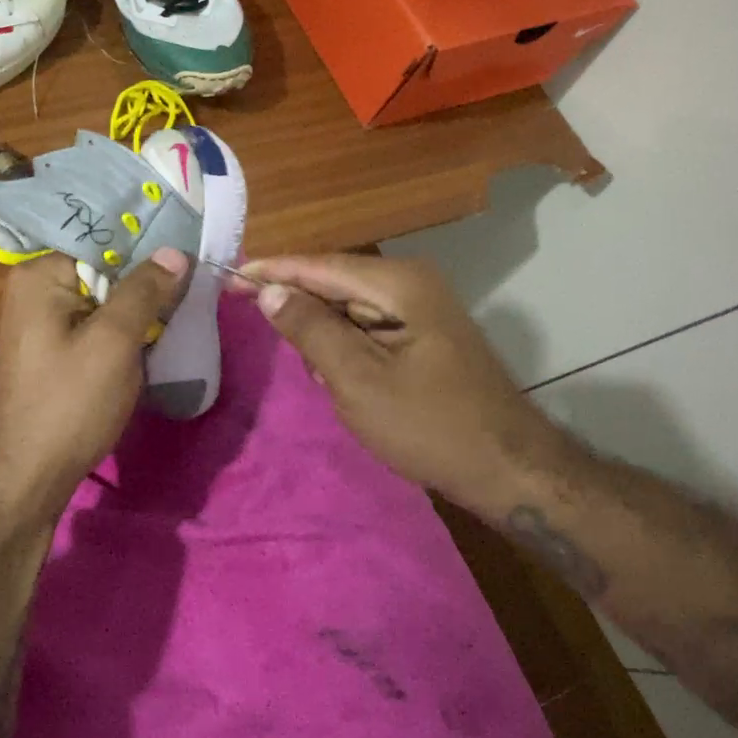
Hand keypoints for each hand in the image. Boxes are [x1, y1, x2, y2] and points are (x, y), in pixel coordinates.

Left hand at [0, 249, 188, 521]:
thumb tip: (175, 251)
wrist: (28, 477)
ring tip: (182, 306)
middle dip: (145, 278)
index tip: (189, 251)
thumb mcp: (114, 343)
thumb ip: (144, 291)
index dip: (147, 245)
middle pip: (102, 268)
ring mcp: (39, 321)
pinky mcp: (50, 349)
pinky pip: (92, 324)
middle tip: (193, 281)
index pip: (102, 240)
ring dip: (137, 308)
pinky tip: (152, 337)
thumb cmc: (69, 404)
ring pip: (101, 298)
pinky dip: (121, 330)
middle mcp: (33, 288)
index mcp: (39, 274)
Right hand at [237, 254, 557, 501]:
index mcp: (398, 283)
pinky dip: (345, 350)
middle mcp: (410, 283)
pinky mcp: (422, 334)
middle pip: (332, 282)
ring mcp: (420, 308)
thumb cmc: (430, 425)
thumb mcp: (357, 381)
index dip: (270, 272)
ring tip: (318, 376)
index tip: (227, 279)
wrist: (511, 471)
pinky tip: (341, 381)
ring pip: (346, 308)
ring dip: (323, 337)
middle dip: (298, 309)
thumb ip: (310, 330)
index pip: (318, 266)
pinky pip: (365, 328)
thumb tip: (269, 291)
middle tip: (267, 339)